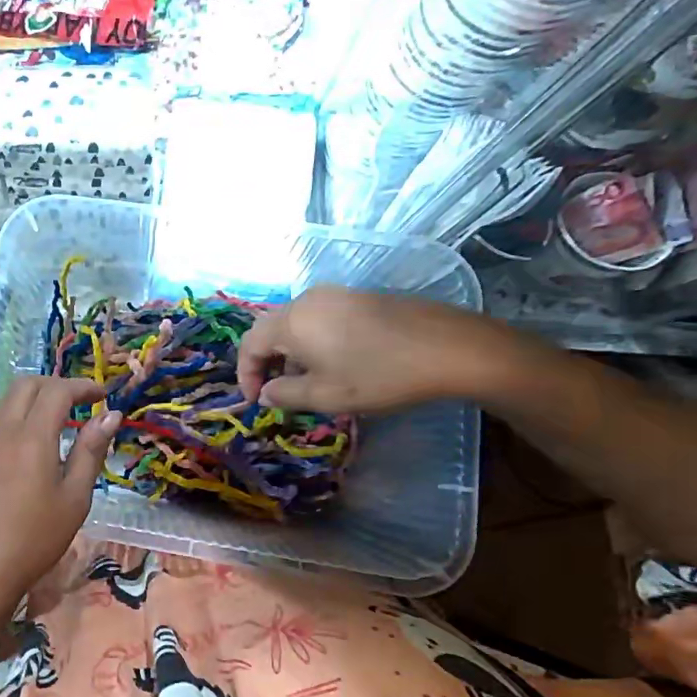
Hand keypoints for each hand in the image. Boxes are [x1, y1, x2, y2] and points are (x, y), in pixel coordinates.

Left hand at [0, 377, 122, 606]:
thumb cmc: (35, 539)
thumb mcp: (75, 498)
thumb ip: (91, 451)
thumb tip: (110, 415)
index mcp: (32, 436)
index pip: (58, 390)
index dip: (83, 386)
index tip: (102, 394)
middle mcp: (3, 430)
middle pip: (27, 384)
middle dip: (56, 385)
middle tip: (79, 403)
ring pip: (6, 401)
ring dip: (33, 398)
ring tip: (55, 421)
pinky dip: (14, 417)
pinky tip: (25, 444)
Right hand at [237, 287, 531, 412]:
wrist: (450, 348)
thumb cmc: (380, 375)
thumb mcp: (327, 395)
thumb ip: (286, 394)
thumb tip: (266, 392)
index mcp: (292, 320)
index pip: (249, 344)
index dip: (246, 375)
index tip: (255, 403)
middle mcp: (307, 299)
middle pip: (270, 329)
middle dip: (266, 362)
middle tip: (276, 393)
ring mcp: (336, 294)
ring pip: (296, 323)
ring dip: (291, 353)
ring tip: (307, 383)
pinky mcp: (360, 297)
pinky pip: (320, 318)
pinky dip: (313, 342)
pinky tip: (336, 364)